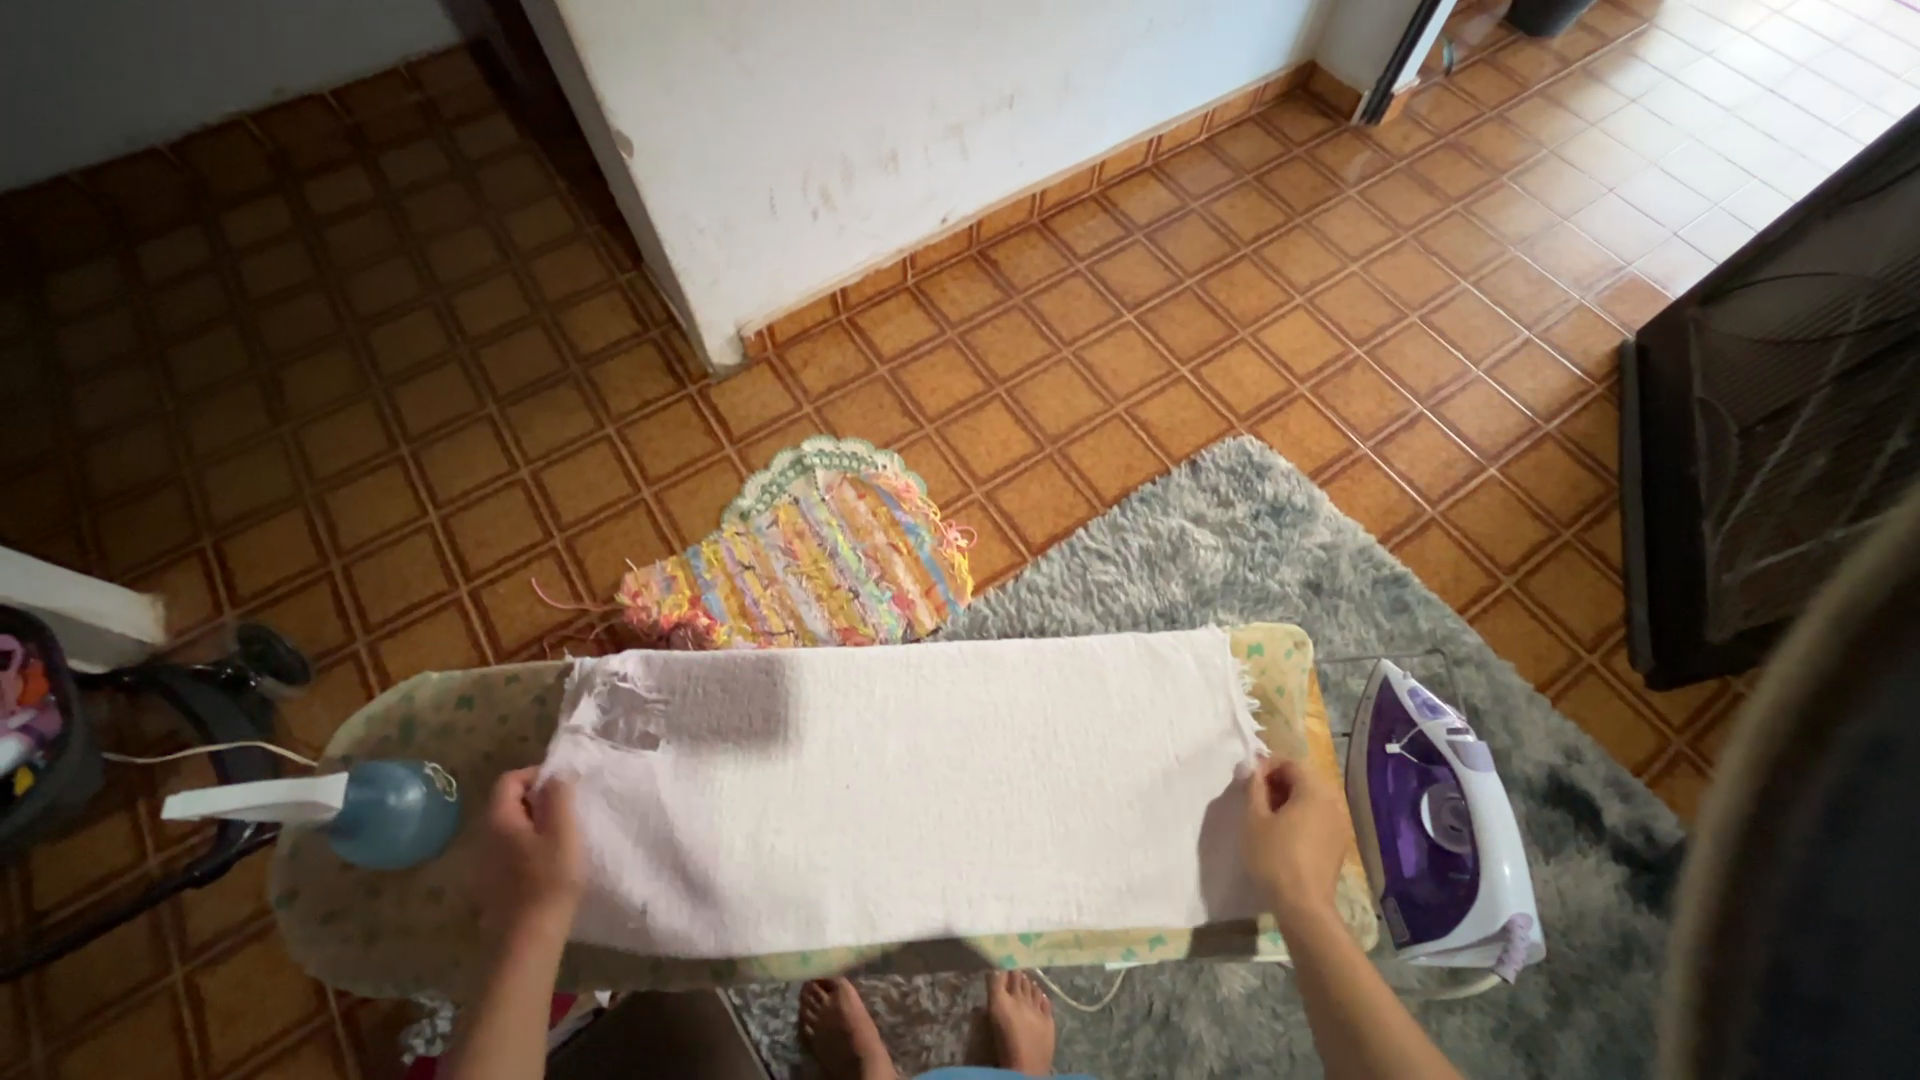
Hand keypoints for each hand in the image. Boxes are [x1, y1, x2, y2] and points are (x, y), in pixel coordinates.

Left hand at [480, 768, 584, 933]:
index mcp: (500, 820)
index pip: (509, 780)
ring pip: (511, 827)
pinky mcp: (493, 882)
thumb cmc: (551, 878)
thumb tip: (556, 774)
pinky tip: (550, 862)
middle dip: (538, 798)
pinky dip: (530, 844)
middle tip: (569, 810)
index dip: (536, 774)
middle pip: (509, 802)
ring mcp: (486, 862)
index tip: (564, 785)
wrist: (530, 935)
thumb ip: (559, 796)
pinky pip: (511, 849)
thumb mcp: (564, 830)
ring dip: (536, 822)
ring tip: (564, 835)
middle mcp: (485, 837)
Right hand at [1241, 756, 1348, 930]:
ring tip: (1267, 815)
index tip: (1248, 780)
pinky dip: (1302, 814)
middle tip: (1255, 797)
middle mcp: (1333, 801)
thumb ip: (1253, 786)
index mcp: (1314, 790)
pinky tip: (1285, 832)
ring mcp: (1340, 823)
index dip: (1267, 766)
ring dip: (1289, 798)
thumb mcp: (1253, 818)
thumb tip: (1254, 768)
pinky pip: (1319, 815)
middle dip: (1278, 781)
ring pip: (1312, 798)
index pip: (1290, 762)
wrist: (1302, 904)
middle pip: (1304, 778)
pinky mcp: (1339, 842)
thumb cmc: (1274, 856)